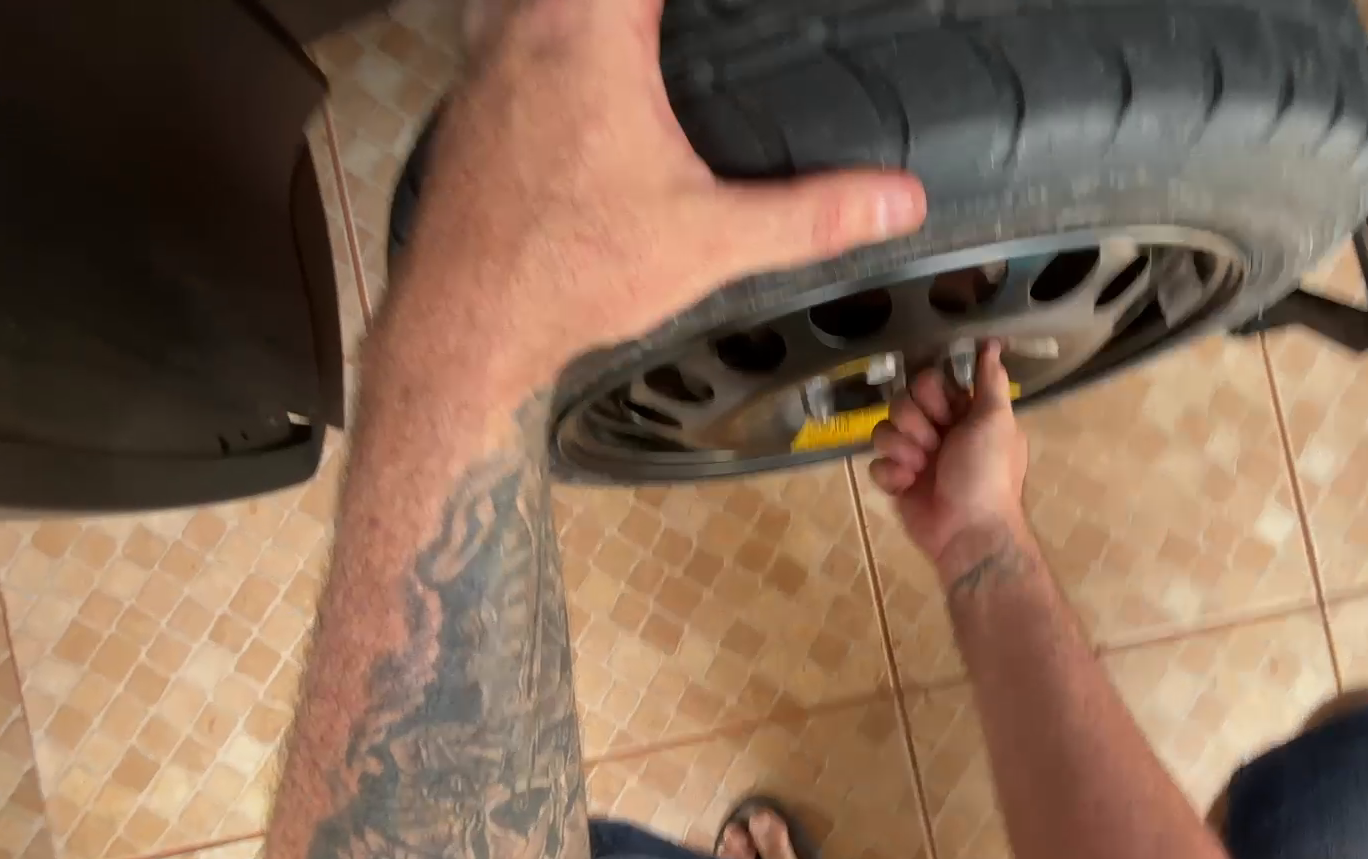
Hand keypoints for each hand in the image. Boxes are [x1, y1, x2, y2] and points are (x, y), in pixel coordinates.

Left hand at [399, 0, 926, 361]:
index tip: (739, 16)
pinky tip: (585, 62)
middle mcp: (527, 19)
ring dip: (600, 10)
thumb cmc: (571, 272)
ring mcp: (488, 53)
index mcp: (592, 28)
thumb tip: (895, 200)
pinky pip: (512, 19)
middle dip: (655, 10)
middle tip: (695, 31)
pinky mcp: (474, 94)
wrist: (472, 319)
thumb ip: (810, 215)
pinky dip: (552, 21)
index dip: (714, 1)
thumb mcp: (712, 241)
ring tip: (651, 34)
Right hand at [868, 342, 1029, 577]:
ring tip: (920, 469)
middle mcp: (937, 431)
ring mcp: (914, 457)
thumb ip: (990, 382)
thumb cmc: (987, 473)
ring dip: (901, 450)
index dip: (931, 396)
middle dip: (914, 425)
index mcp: (962, 414)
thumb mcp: (996, 421)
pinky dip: (890, 475)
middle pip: (901, 403)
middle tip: (934, 446)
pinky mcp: (896, 482)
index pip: (928, 381)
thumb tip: (993, 343)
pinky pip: (875, 464)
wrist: (968, 531)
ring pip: (883, 431)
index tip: (947, 414)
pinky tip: (907, 486)